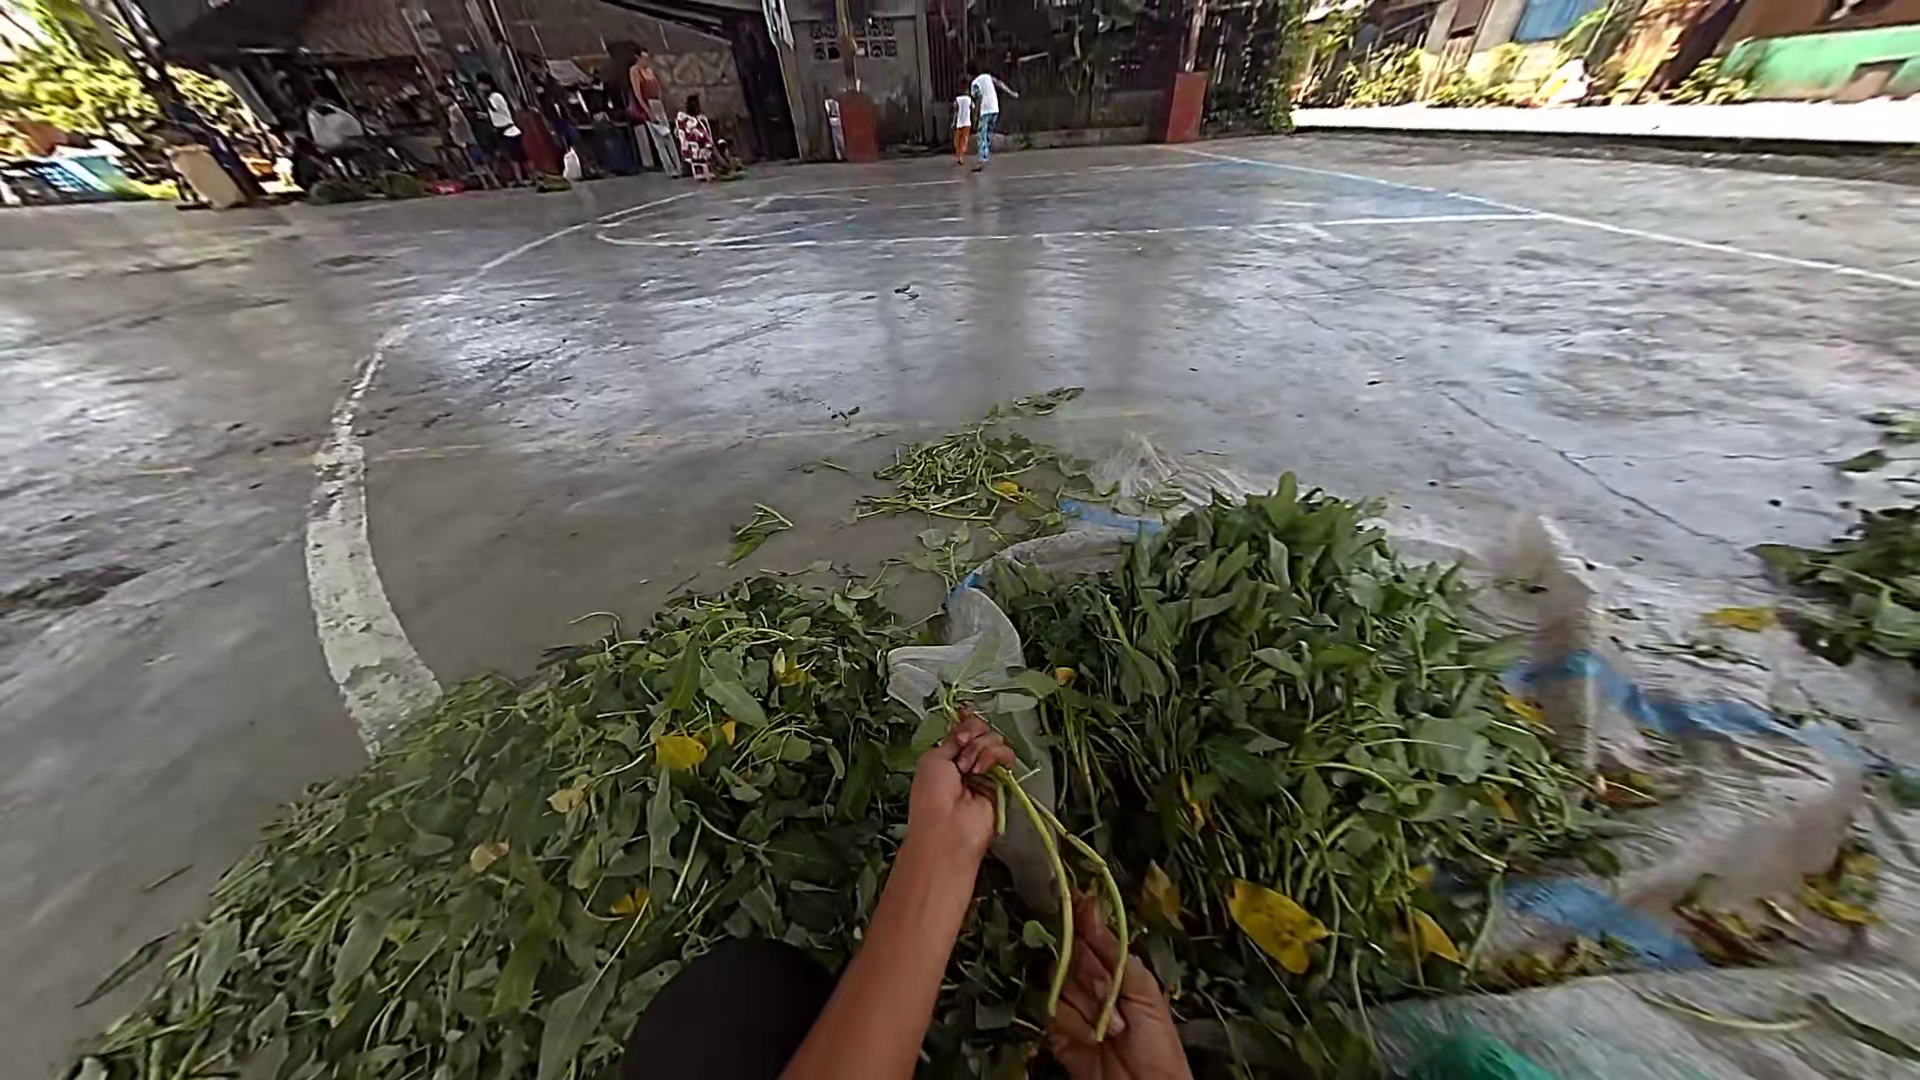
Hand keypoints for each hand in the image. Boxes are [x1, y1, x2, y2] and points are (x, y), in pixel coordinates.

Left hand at [906, 706, 1013, 865]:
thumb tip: (965, 726)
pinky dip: (996, 756)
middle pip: (982, 730)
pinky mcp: (1002, 781)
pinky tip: (982, 769)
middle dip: (972, 735)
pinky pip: (1006, 757)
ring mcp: (985, 770)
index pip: (965, 727)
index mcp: (948, 754)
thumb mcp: (933, 758)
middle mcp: (968, 760)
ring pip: (995, 740)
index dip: (966, 721)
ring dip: (981, 748)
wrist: (947, 826)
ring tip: (970, 768)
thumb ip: (952, 738)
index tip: (963, 715)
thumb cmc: (931, 794)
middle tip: (962, 750)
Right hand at [1051, 893, 1190, 1079]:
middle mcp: (1085, 972)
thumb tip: (1091, 900)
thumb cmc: (1156, 1040)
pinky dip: (1075, 1024)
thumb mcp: (1142, 987)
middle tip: (1110, 992)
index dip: (1075, 908)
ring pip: (1060, 977)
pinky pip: (1054, 1007)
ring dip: (1087, 1003)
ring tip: (1111, 1026)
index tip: (1069, 894)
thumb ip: (1113, 947)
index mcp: (1109, 959)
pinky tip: (1092, 1038)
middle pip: (1070, 948)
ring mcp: (1069, 997)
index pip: (1085, 924)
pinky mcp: (1057, 1024)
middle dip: (1091, 971)